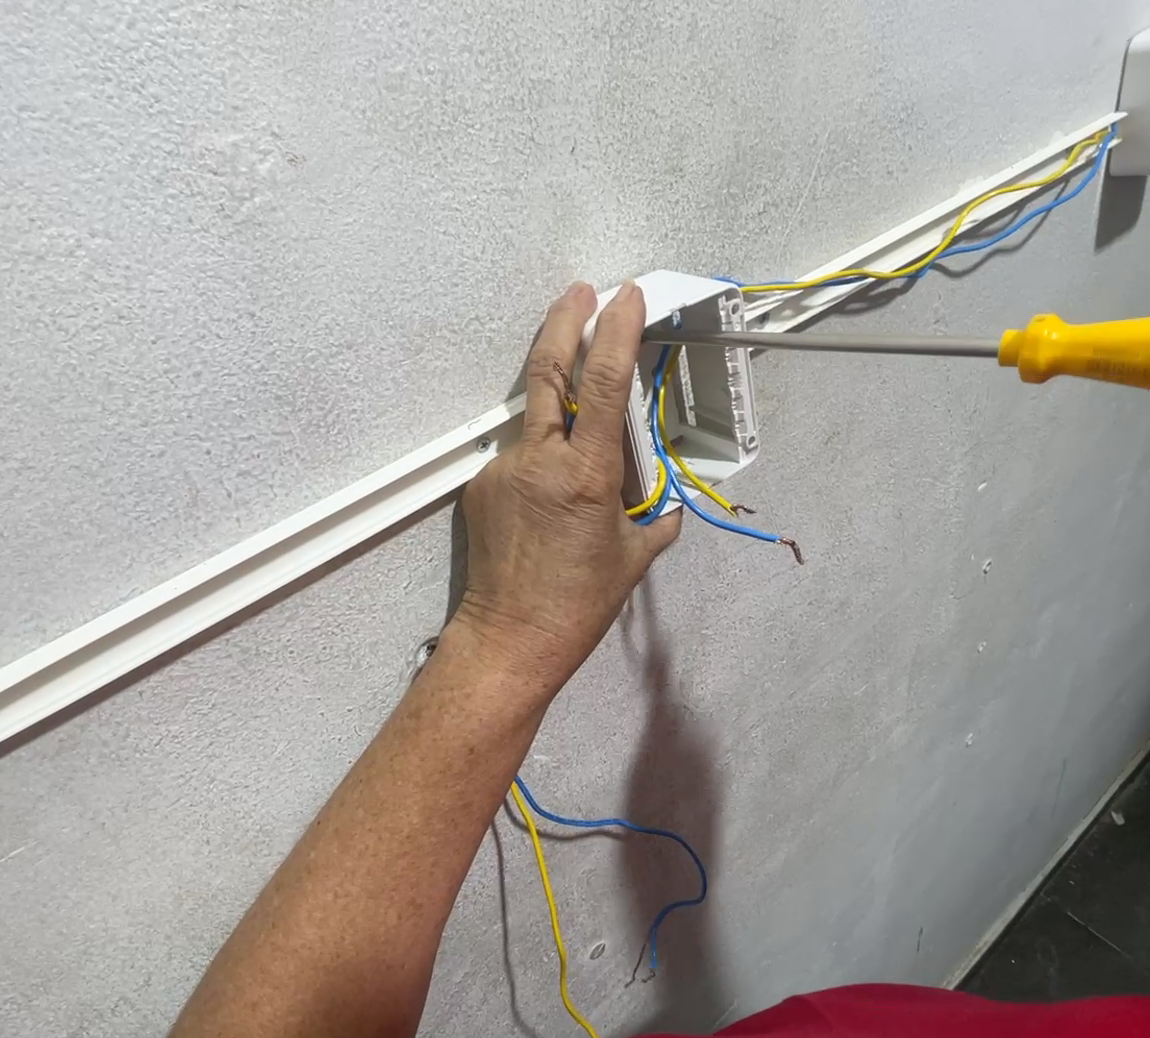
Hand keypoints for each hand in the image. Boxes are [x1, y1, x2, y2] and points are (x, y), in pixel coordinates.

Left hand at [453, 282, 681, 687]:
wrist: (511, 635)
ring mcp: (504, 469)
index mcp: (586, 475)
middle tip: (579, 290)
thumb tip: (669, 502)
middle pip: (546, 369)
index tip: (624, 296)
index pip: (602, 383)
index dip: (614, 331)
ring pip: (532, 415)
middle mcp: (540, 460)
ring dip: (555, 397)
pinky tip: (549, 494)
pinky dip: (540, 457)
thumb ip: (657, 519)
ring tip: (577, 420)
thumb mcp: (635, 557)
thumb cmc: (580, 602)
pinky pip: (519, 455)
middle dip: (564, 320)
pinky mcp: (481, 484)